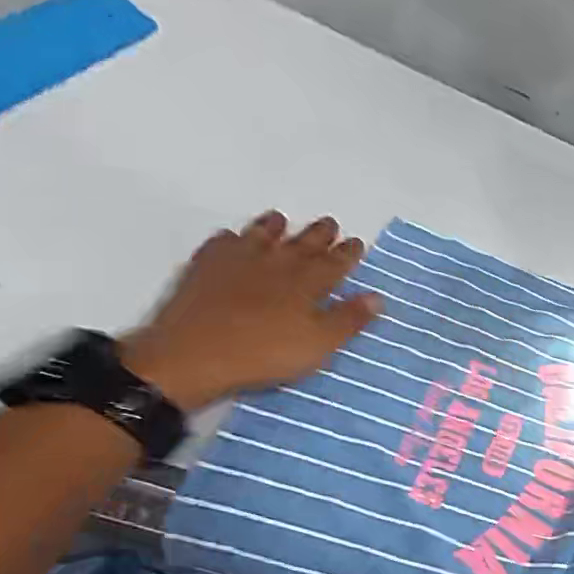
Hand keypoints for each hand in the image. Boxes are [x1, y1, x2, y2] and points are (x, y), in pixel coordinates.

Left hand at [120, 210, 382, 407]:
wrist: (196, 353)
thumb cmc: (266, 353)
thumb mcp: (319, 344)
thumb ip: (348, 320)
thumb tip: (376, 296)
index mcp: (306, 284)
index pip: (333, 264)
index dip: (347, 254)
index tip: (357, 242)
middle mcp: (274, 265)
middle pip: (300, 245)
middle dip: (317, 235)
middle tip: (329, 223)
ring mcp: (236, 262)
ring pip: (260, 237)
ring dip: (272, 228)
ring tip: (281, 219)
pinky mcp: (205, 269)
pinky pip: (221, 245)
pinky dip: (230, 239)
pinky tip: (231, 238)